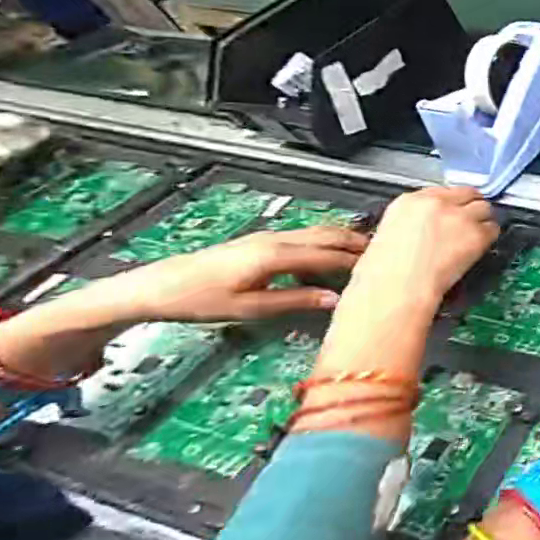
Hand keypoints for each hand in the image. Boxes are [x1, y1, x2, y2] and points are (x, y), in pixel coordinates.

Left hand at [82, 225, 368, 321]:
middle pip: (329, 235)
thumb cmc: (197, 299)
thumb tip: (335, 299)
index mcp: (277, 255)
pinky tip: (329, 256)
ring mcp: (268, 237)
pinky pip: (306, 236)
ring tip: (366, 251)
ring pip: (319, 232)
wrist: (152, 287)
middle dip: (359, 242)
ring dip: (344, 239)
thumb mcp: (248, 307)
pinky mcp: (261, 241)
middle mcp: (277, 239)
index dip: (357, 262)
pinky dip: (326, 242)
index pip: (330, 255)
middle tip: (387, 253)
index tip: (381, 269)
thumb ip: (295, 300)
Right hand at [349, 186, 498, 306]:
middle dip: (470, 206)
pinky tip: (479, 248)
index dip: (452, 202)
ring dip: (481, 220)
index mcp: (410, 201)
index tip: (454, 209)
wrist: (396, 288)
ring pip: (484, 208)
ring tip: (475, 235)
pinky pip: (493, 229)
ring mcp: (460, 217)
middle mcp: (437, 203)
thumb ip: (412, 221)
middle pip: (468, 194)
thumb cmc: (384, 271)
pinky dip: (489, 237)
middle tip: (470, 221)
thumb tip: (427, 225)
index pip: (443, 190)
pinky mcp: (477, 234)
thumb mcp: (388, 233)